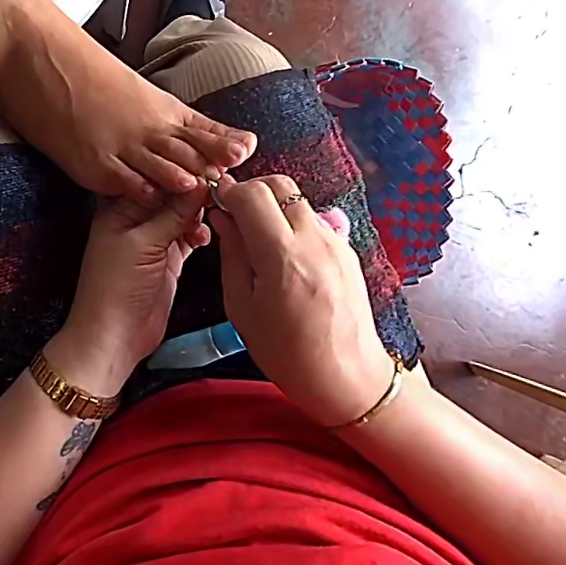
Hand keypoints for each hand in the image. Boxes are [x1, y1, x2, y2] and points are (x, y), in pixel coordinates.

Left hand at [57, 187, 212, 391]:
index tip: (208, 164)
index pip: (153, 178)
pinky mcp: (167, 259)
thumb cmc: (115, 287)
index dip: (179, 171)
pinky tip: (205, 235)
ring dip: (198, 212)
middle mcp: (134, 219)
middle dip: (193, 190)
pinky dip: (199, 233)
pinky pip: (188, 236)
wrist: (114, 335)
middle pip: (170, 194)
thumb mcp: (143, 243)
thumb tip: (200, 183)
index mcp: (118, 208)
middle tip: (220, 185)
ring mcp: (152, 239)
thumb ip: (173, 213)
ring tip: (215, 211)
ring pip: (182, 214)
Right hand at [209, 174, 395, 426]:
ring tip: (255, 234)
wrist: (349, 379)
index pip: (252, 194)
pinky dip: (291, 221)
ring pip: (298, 199)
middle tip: (234, 213)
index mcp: (282, 256)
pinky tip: (281, 251)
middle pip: (279, 185)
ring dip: (272, 205)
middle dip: (251, 191)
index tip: (215, 204)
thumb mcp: (241, 306)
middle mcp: (313, 240)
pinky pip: (314, 219)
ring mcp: (336, 243)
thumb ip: (232, 253)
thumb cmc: (286, 352)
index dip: (228, 192)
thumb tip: (223, 217)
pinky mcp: (348, 250)